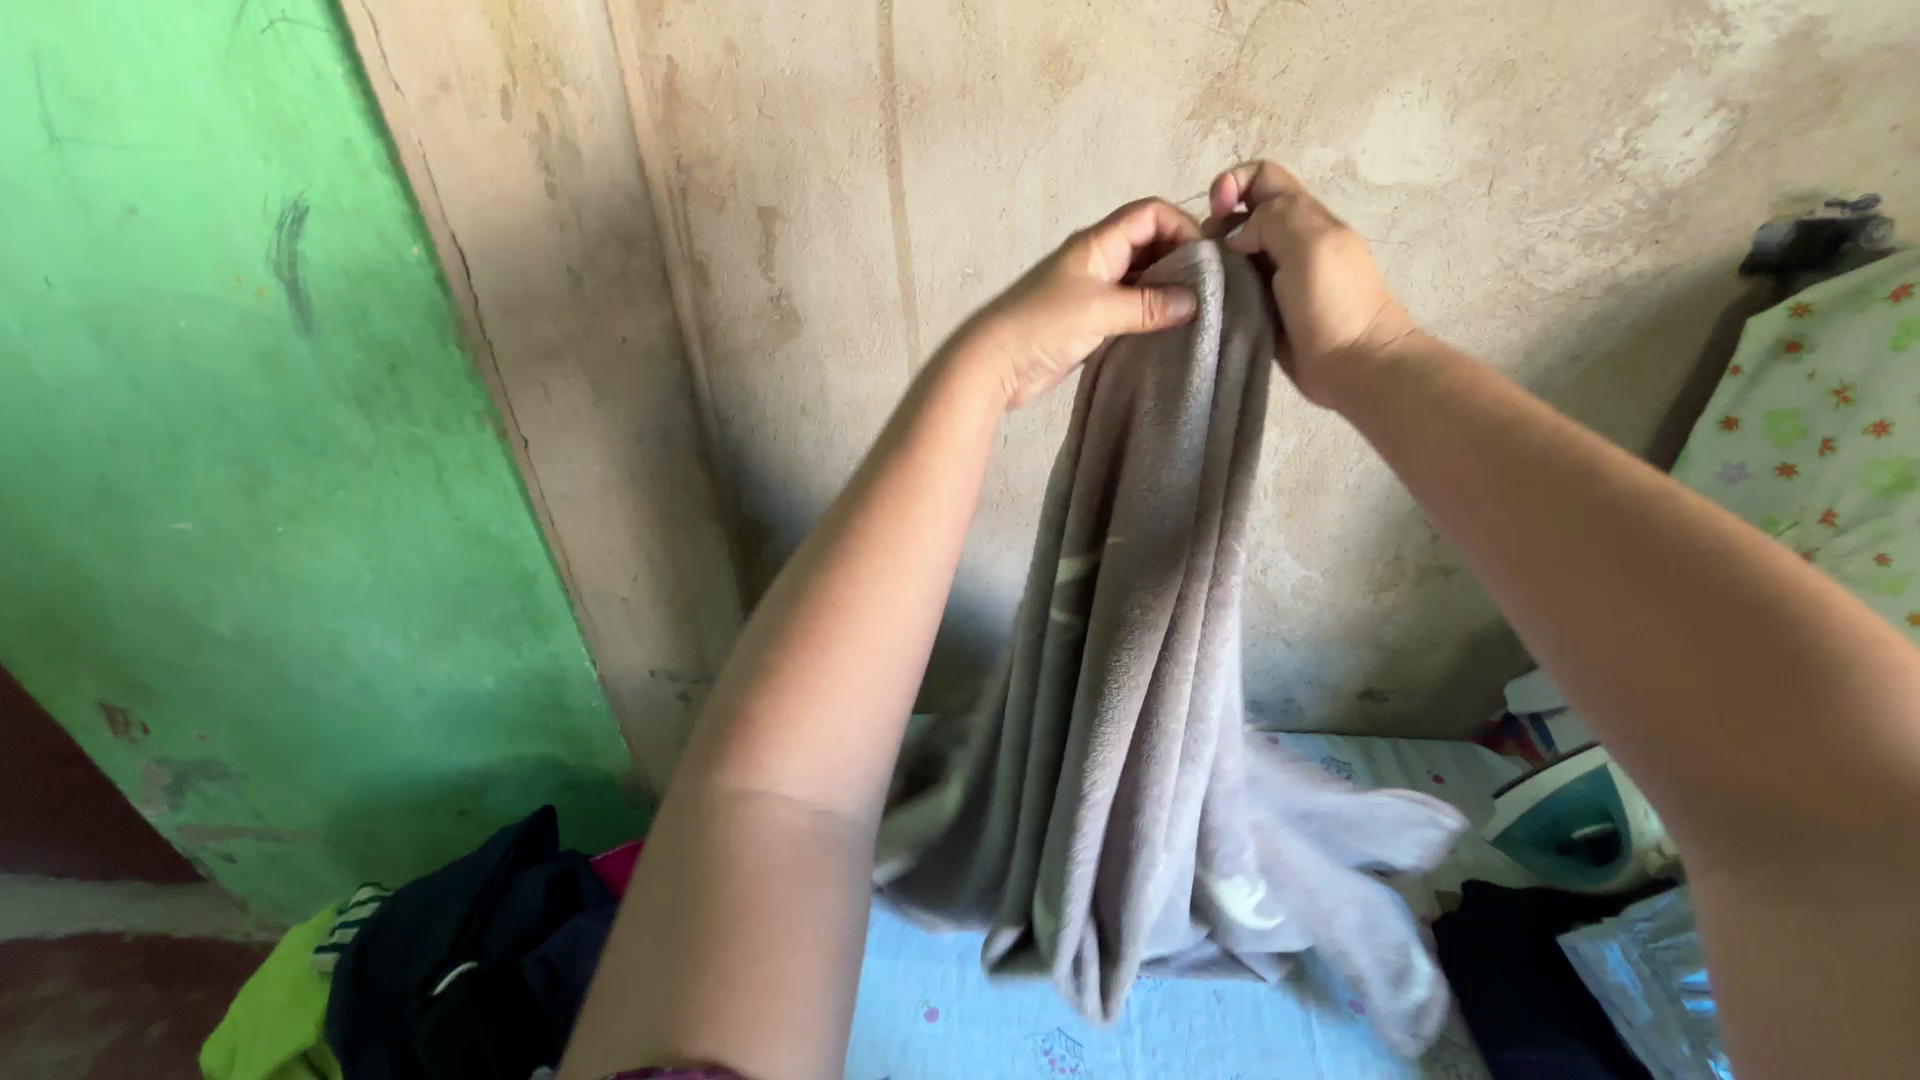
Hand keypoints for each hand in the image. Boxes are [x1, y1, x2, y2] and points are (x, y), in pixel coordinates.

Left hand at [959, 198, 1202, 408]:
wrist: (995, 364)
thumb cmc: (1043, 325)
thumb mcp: (1101, 310)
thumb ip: (1148, 305)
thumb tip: (1194, 302)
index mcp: (1098, 243)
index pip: (1150, 214)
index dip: (1182, 227)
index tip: (1206, 260)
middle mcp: (1098, 261)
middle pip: (1149, 245)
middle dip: (1180, 261)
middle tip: (1210, 290)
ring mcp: (1093, 292)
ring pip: (1141, 280)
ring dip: (1166, 291)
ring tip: (1197, 312)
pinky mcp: (1089, 322)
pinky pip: (1129, 310)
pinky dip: (1149, 315)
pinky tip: (1170, 332)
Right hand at [1204, 161, 1418, 404]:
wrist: (1354, 364)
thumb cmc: (1336, 303)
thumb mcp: (1311, 244)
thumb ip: (1273, 220)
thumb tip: (1236, 236)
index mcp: (1303, 215)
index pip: (1260, 178)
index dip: (1232, 183)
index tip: (1215, 213)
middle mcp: (1286, 241)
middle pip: (1240, 216)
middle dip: (1214, 226)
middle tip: (1202, 256)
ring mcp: (1274, 278)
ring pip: (1231, 254)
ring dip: (1211, 261)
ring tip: (1198, 282)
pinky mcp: (1262, 310)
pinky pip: (1231, 290)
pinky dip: (1215, 291)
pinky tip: (1204, 304)